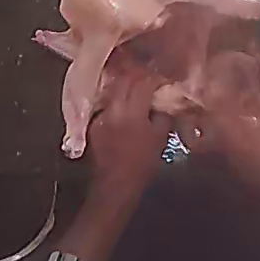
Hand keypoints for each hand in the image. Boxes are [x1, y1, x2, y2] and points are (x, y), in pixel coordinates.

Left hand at [87, 67, 171, 199]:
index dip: (156, 78)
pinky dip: (117, 100)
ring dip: (126, 85)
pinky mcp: (94, 123)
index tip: (165, 80)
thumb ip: (163, 115)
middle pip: (125, 80)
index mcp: (132, 112)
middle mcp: (114, 109)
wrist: (116, 185)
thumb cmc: (142, 164)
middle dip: (139, 75)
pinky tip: (125, 105)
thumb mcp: (160, 138)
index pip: (143, 82)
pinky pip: (107, 103)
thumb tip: (164, 101)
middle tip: (151, 78)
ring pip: (113, 90)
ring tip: (138, 88)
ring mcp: (101, 115)